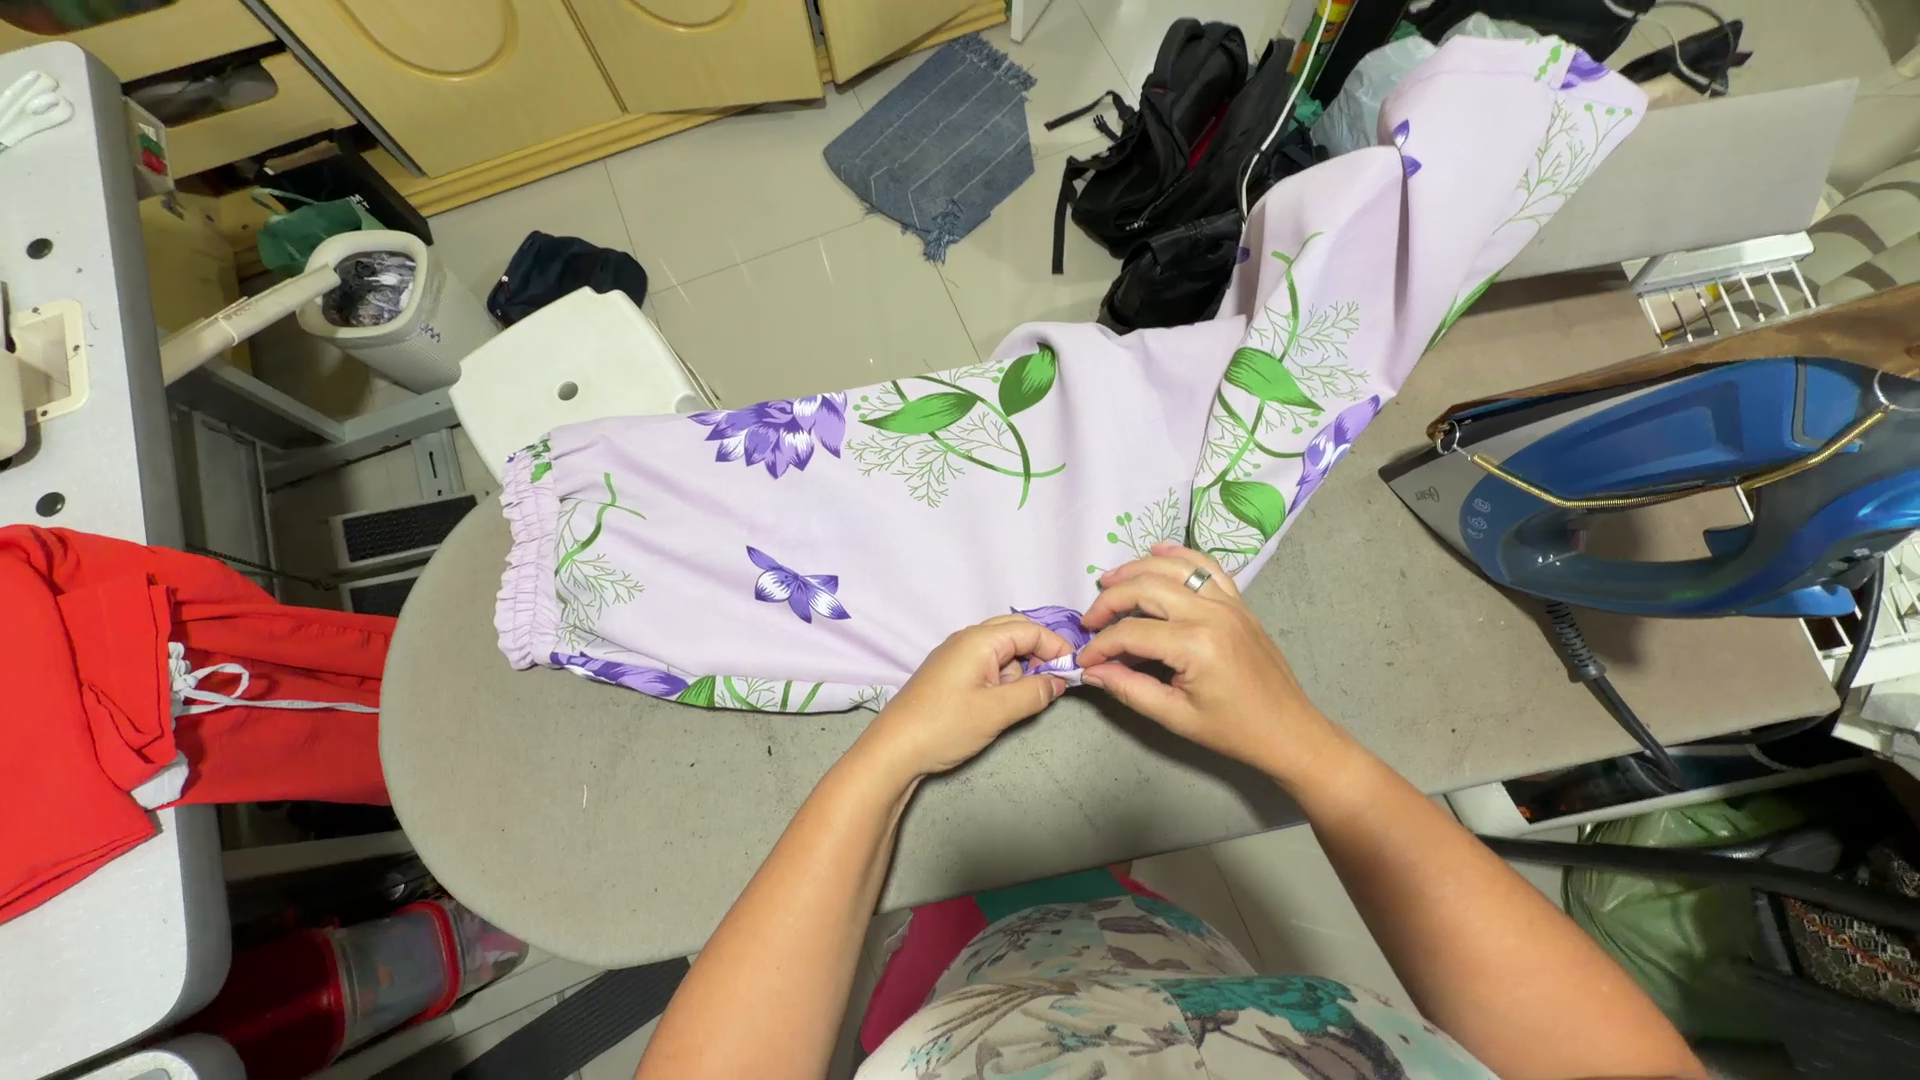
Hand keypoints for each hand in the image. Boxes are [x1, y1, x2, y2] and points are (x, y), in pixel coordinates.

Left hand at [856, 615, 1071, 778]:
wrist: (893, 750)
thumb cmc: (946, 726)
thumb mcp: (997, 711)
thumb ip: (1034, 692)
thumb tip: (1059, 681)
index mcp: (979, 639)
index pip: (1030, 629)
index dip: (1056, 647)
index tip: (1075, 672)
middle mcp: (967, 639)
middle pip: (1016, 633)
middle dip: (1040, 654)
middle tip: (1054, 682)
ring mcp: (956, 656)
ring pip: (1002, 650)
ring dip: (1020, 668)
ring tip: (1026, 698)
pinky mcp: (949, 674)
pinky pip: (986, 664)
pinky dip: (1003, 677)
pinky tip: (1004, 701)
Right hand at [1078, 543, 1337, 776]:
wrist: (1288, 731)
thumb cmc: (1233, 730)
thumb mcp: (1175, 716)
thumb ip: (1129, 689)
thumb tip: (1091, 671)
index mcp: (1195, 645)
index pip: (1130, 633)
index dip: (1100, 645)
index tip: (1084, 661)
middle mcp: (1210, 613)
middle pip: (1145, 588)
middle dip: (1109, 601)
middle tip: (1089, 621)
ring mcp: (1228, 602)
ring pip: (1173, 568)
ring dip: (1136, 569)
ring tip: (1108, 581)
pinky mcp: (1238, 602)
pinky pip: (1206, 566)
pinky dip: (1179, 556)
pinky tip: (1157, 553)